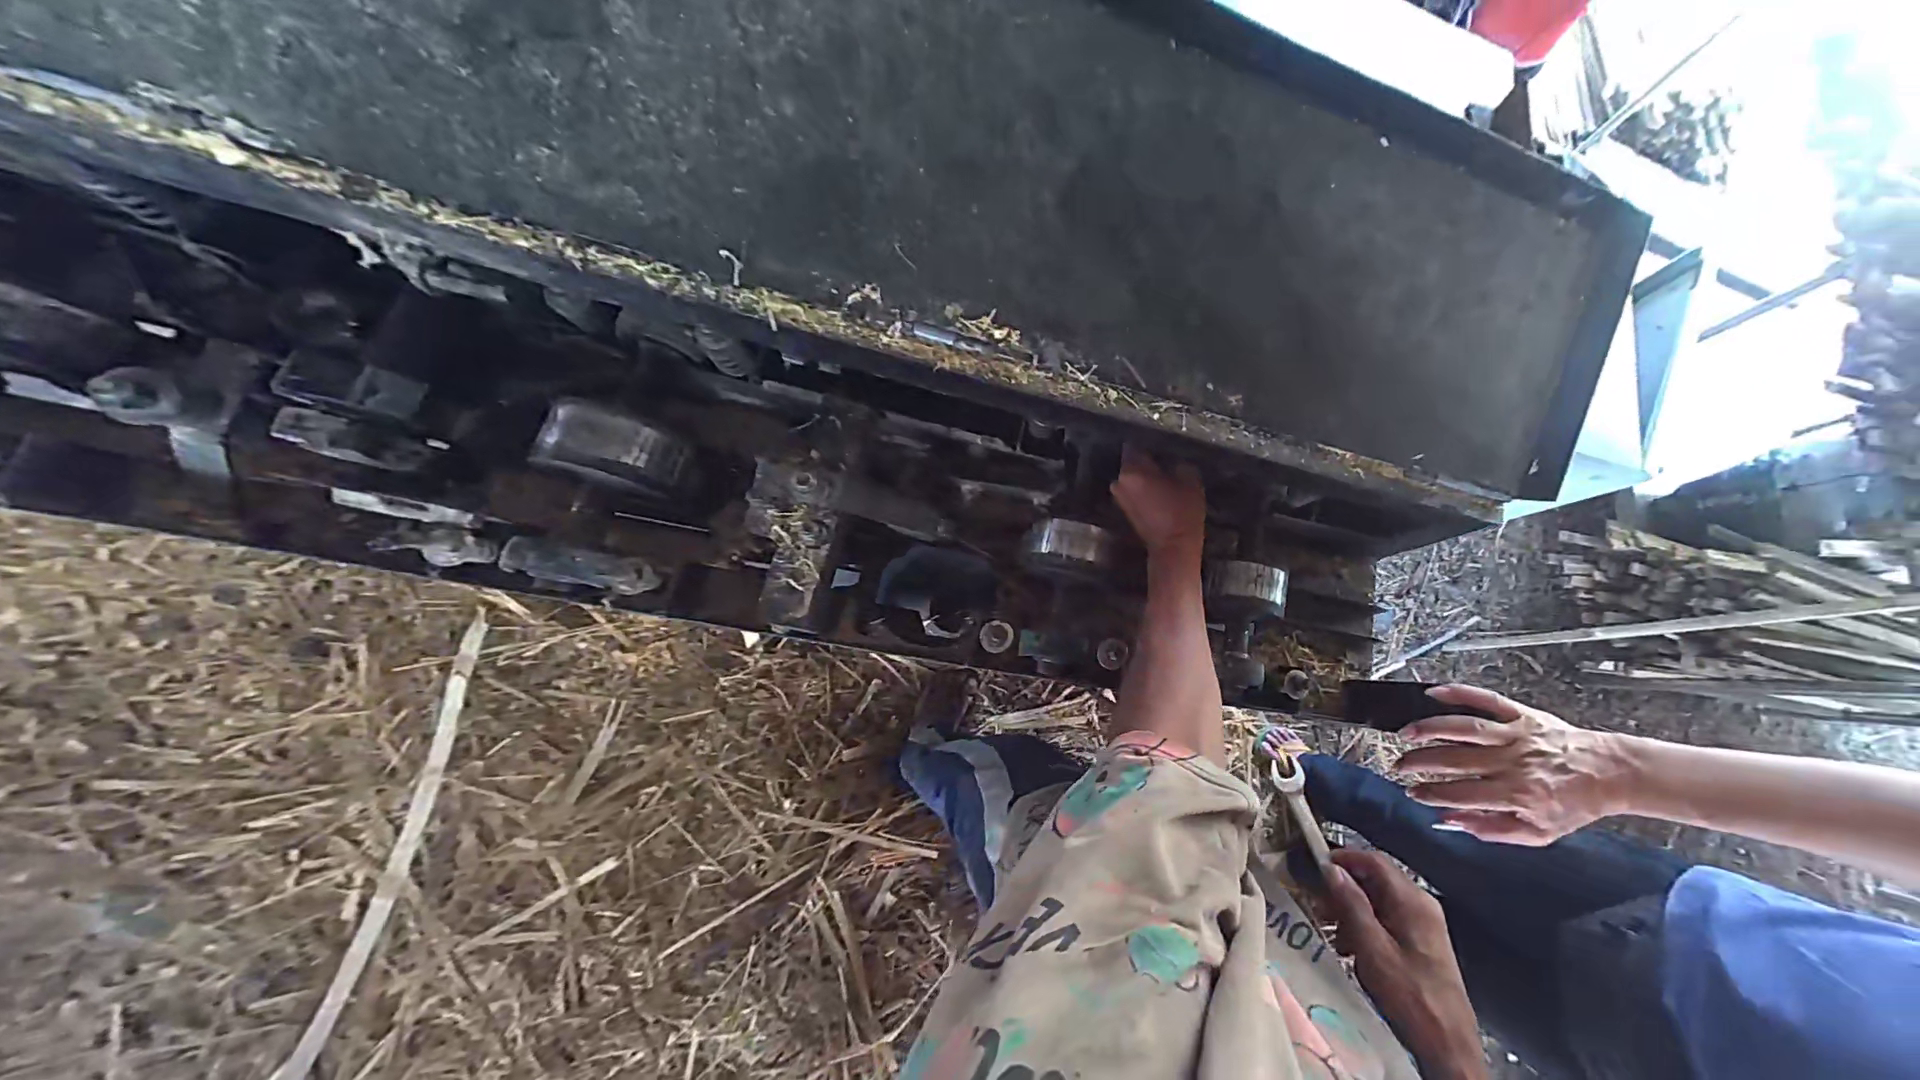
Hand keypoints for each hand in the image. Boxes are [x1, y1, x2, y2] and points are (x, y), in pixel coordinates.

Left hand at [1110, 445, 1204, 559]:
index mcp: (1132, 469)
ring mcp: (1118, 495)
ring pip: (1132, 475)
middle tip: (1164, 455)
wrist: (1173, 547)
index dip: (1148, 440)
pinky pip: (1133, 488)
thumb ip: (1177, 462)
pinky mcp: (1123, 507)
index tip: (1161, 439)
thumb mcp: (1189, 478)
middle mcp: (1119, 480)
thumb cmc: (1182, 511)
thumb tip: (1171, 457)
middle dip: (1146, 458)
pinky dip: (1143, 486)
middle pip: (1131, 460)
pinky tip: (1158, 486)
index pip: (1135, 443)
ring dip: (1144, 473)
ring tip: (1163, 470)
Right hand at [1322, 849, 1485, 1079]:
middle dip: (1343, 886)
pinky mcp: (1422, 942)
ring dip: (1351, 906)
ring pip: (1379, 898)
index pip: (1373, 860)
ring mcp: (1424, 924)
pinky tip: (1349, 944)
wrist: (1448, 1047)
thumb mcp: (1372, 948)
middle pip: (1375, 878)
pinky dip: (1364, 922)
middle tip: (1317, 901)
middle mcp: (1421, 905)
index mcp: (1413, 901)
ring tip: (1329, 926)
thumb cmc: (1409, 995)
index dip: (1342, 857)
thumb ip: (1351, 904)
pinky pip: (1386, 917)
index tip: (1314, 866)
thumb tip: (1331, 869)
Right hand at [1396, 685, 1632, 844]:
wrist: (1613, 774)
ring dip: (1429, 729)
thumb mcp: (1540, 832)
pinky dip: (1458, 692)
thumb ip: (1493, 829)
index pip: (1461, 794)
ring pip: (1463, 727)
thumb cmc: (1574, 805)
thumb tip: (1450, 820)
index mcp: (1518, 794)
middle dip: (1419, 763)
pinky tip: (1434, 692)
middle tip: (1399, 766)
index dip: (1431, 794)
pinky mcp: (1521, 715)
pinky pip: (1487, 699)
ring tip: (1405, 733)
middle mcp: (1513, 763)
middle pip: (1454, 759)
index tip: (1412, 793)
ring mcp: (1516, 735)